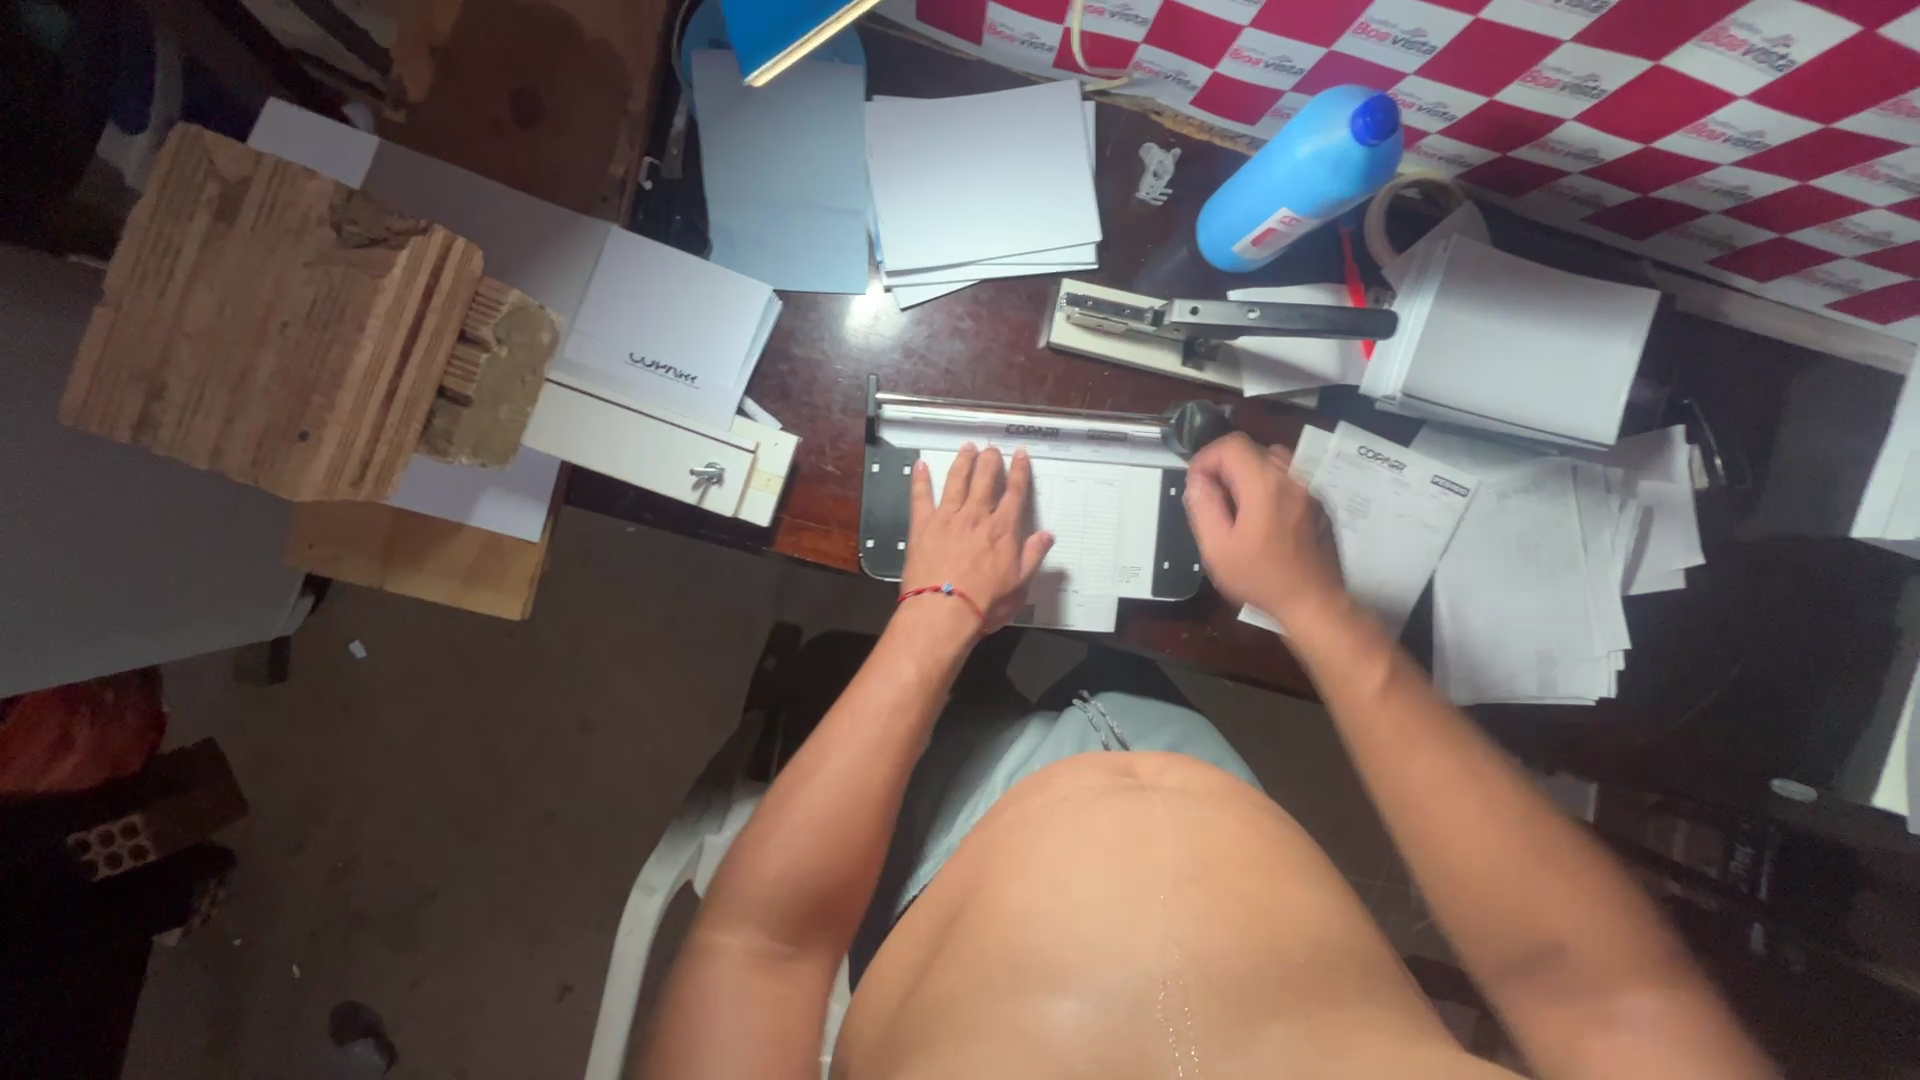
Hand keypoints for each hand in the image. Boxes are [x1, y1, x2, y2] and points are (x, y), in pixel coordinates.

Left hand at [902, 444, 1053, 632]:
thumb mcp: (1020, 585)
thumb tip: (1047, 535)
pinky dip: (921, 480)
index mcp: (1002, 530)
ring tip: (967, 447)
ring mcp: (947, 518)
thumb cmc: (985, 603)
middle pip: (984, 479)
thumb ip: (1033, 556)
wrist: (944, 611)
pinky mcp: (923, 526)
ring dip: (962, 462)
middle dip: (990, 460)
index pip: (1014, 492)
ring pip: (956, 481)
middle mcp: (976, 516)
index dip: (1018, 471)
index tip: (1019, 455)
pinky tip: (920, 465)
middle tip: (991, 449)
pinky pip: (921, 497)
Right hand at [1184, 433, 1344, 620]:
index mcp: (1265, 484)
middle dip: (1225, 468)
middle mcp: (1292, 477)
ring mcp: (1310, 489)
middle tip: (1213, 499)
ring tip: (1236, 507)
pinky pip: (1289, 479)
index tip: (1196, 486)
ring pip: (1272, 461)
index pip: (1230, 446)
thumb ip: (1203, 507)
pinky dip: (1268, 486)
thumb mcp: (1217, 548)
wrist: (1314, 602)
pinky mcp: (1319, 503)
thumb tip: (1198, 481)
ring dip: (1247, 475)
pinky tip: (1262, 518)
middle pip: (1252, 450)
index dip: (1205, 459)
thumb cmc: (1262, 578)